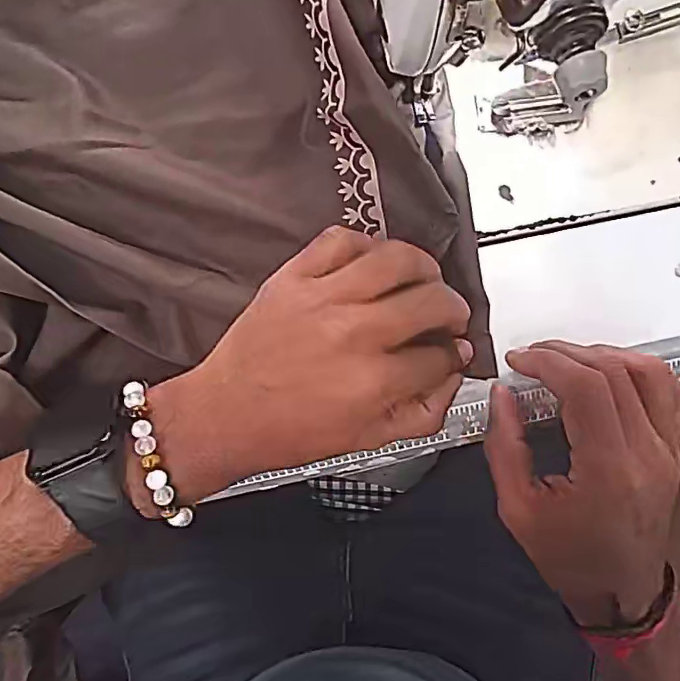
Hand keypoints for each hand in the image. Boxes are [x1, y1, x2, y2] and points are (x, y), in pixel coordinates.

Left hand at [140, 227, 472, 504]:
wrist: (225, 415)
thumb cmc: (286, 431)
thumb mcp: (366, 440)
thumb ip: (421, 414)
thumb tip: (449, 378)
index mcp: (373, 381)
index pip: (440, 355)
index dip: (454, 354)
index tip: (452, 351)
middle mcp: (353, 334)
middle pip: (432, 302)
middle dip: (453, 310)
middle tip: (449, 316)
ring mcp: (322, 299)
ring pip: (397, 259)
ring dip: (424, 268)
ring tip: (425, 279)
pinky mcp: (293, 278)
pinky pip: (342, 240)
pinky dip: (367, 244)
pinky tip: (373, 262)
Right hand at [483, 342, 679, 626]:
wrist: (621, 591)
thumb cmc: (569, 558)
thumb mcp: (517, 510)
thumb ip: (505, 447)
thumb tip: (502, 395)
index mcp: (607, 470)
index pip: (586, 388)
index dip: (548, 362)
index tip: (519, 361)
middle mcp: (647, 453)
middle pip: (615, 372)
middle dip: (566, 353)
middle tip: (534, 357)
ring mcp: (669, 450)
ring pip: (650, 373)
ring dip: (605, 355)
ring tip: (569, 361)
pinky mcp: (677, 451)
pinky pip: (675, 394)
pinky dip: (645, 372)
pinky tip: (615, 375)